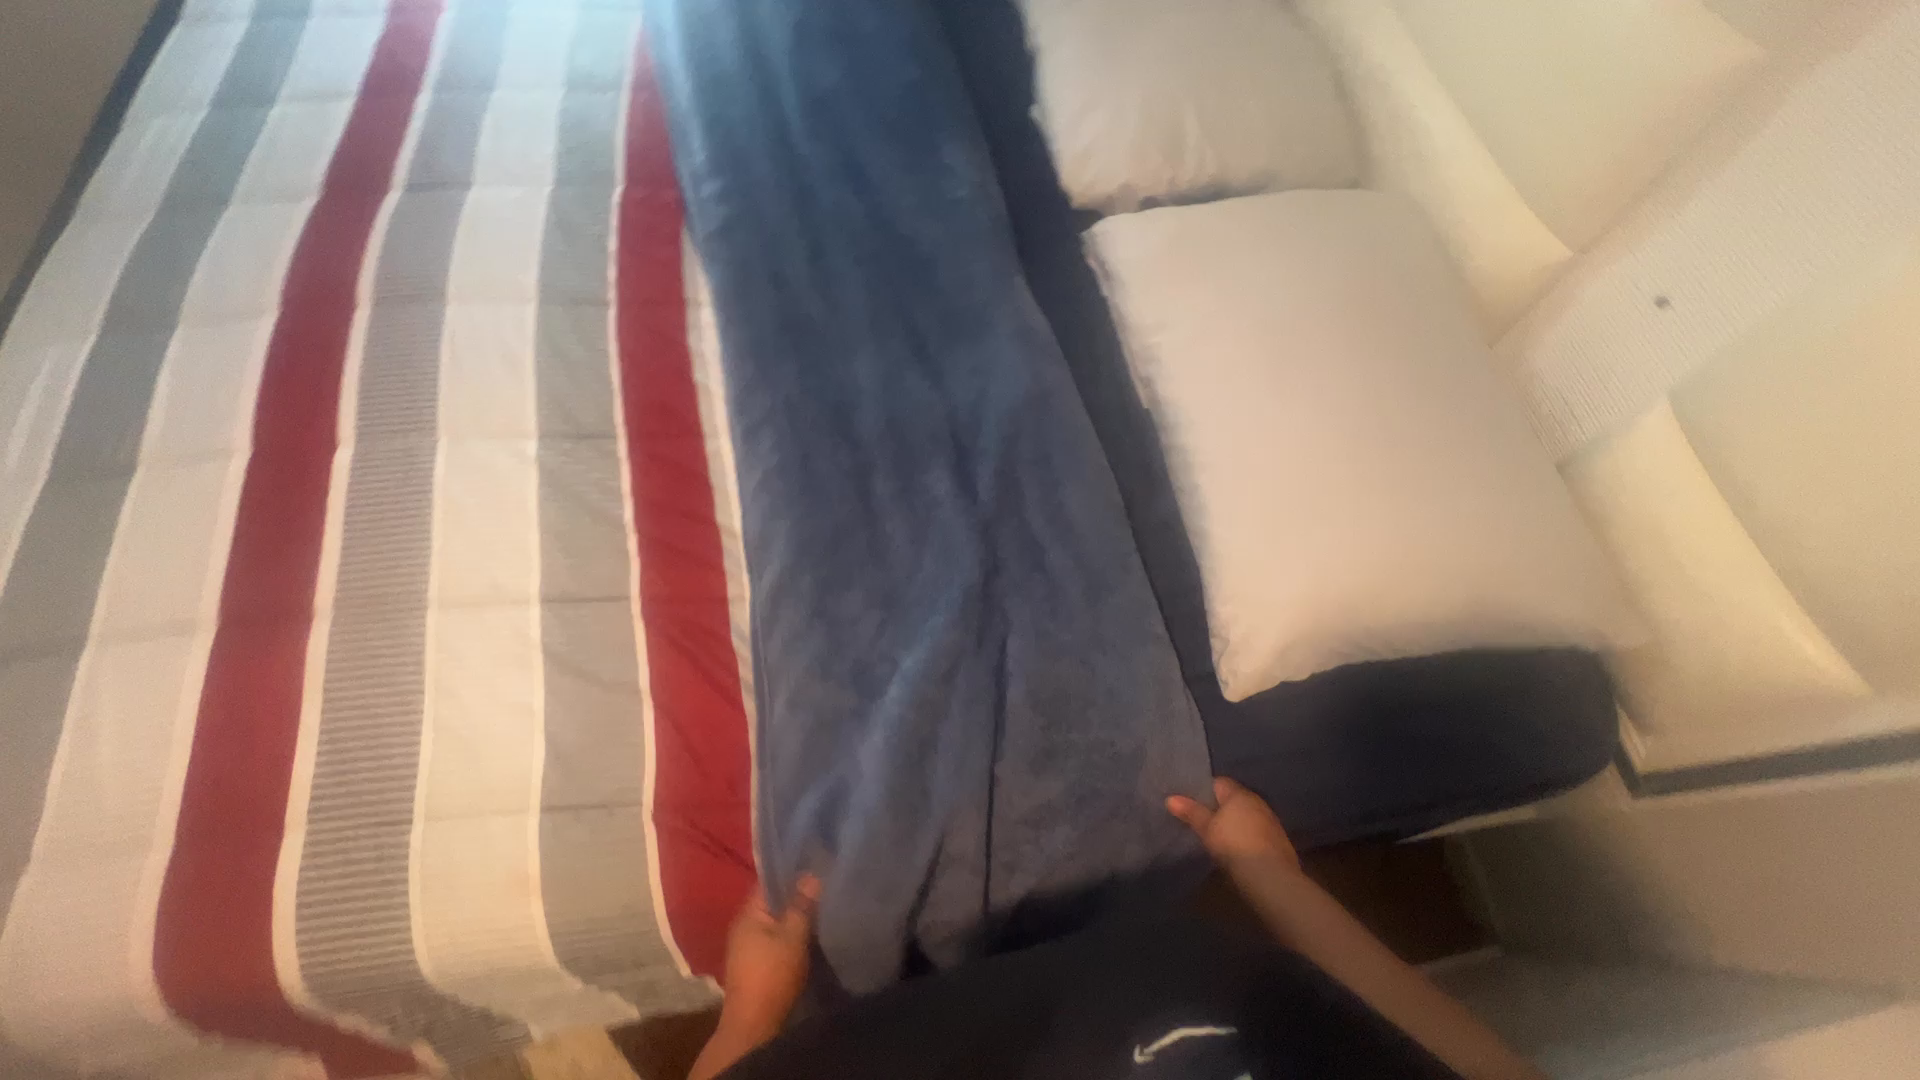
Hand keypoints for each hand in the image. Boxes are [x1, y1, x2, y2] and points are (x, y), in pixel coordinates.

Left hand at [718, 874, 819, 1035]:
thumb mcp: (792, 936)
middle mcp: (744, 926)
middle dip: (796, 895)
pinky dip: (791, 935)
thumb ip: (801, 905)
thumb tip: (811, 874)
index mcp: (748, 914)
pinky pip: (776, 939)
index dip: (791, 872)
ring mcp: (747, 947)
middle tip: (824, 885)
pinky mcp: (755, 965)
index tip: (815, 863)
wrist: (753, 1027)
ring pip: (775, 922)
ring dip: (794, 917)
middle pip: (773, 903)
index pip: (770, 882)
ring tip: (821, 908)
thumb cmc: (772, 975)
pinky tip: (809, 935)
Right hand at [1166, 777, 1299, 871]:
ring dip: (1235, 823)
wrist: (1271, 877)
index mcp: (1239, 794)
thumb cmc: (1234, 844)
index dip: (1204, 790)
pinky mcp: (1279, 841)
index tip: (1192, 803)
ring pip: (1247, 816)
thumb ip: (1191, 812)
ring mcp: (1271, 821)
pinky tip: (1238, 850)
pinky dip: (1247, 836)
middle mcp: (1257, 802)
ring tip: (1219, 836)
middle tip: (1202, 820)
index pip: (1219, 782)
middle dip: (1220, 808)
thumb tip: (1170, 798)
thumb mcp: (1206, 828)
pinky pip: (1257, 832)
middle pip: (1234, 799)